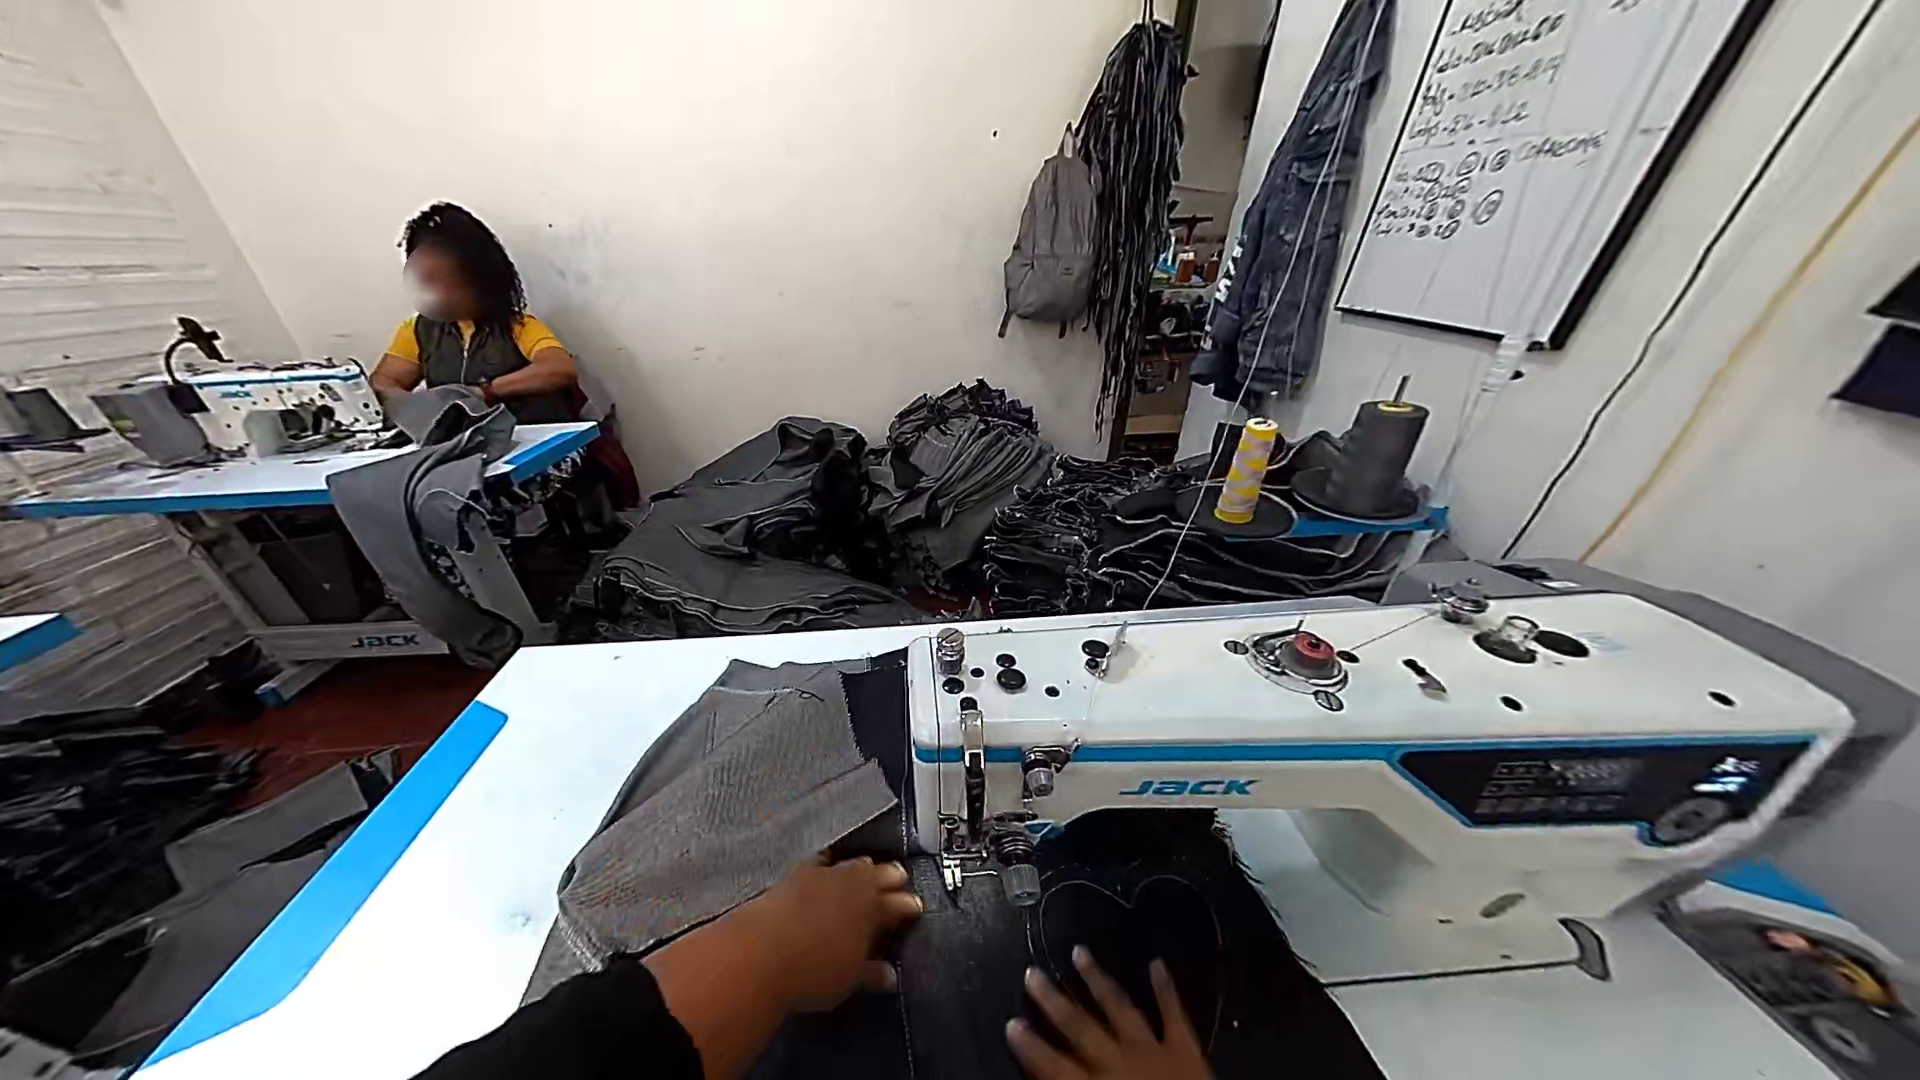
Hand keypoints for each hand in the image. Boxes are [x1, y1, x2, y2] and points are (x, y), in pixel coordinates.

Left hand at [731, 854, 923, 1011]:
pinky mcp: (800, 872)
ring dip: (865, 867)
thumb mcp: (848, 980)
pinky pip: (821, 860)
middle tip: (900, 875)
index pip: (898, 904)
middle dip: (892, 876)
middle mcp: (853, 885)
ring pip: (854, 864)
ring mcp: (827, 875)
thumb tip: (890, 976)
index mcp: (873, 909)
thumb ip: (872, 973)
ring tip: (870, 866)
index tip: (916, 905)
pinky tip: (827, 861)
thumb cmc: (812, 972)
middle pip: (880, 875)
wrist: (763, 952)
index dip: (909, 905)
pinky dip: (829, 861)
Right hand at [1006, 948, 1212, 1079]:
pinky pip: (1173, 1013)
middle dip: (1053, 999)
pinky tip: (1156, 962)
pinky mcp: (1185, 1050)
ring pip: (1118, 1006)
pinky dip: (1165, 987)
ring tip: (1079, 951)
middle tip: (1032, 972)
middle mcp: (1117, 1064)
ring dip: (1097, 978)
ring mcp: (1151, 1050)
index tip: (1012, 1023)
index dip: (1031, 1047)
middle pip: (1079, 1026)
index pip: (1054, 1067)